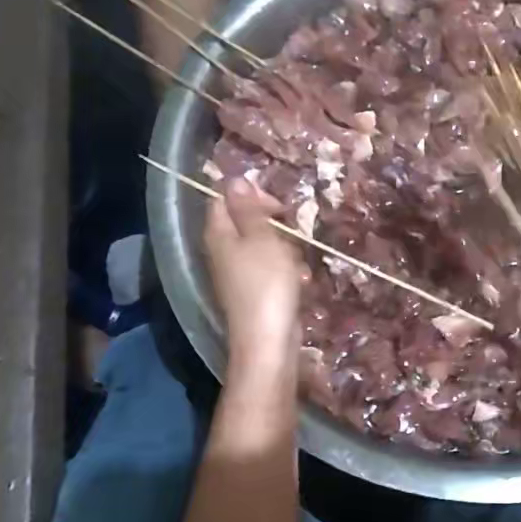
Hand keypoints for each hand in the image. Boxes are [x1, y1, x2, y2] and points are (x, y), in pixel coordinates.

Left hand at [205, 179, 303, 370]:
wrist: (269, 342)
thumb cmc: (266, 284)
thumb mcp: (261, 238)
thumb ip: (248, 208)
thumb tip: (234, 179)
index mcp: (219, 234)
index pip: (225, 198)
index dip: (252, 195)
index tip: (278, 206)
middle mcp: (224, 252)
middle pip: (248, 223)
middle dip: (276, 226)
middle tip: (293, 233)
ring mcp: (240, 274)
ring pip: (267, 247)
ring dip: (288, 252)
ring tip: (298, 265)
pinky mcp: (257, 293)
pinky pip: (274, 271)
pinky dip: (289, 274)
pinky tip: (301, 283)